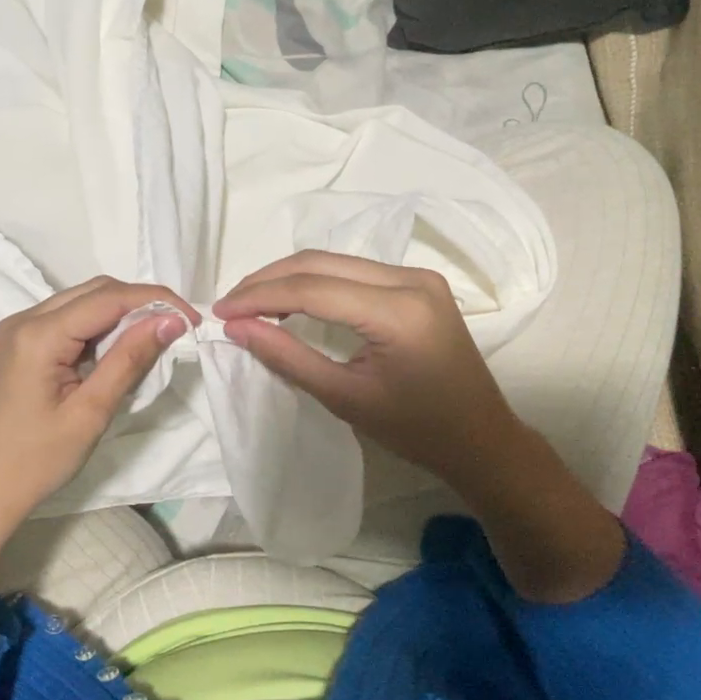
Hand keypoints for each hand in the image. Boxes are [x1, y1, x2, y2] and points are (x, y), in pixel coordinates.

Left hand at [0, 277, 196, 532]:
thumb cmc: (38, 460)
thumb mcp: (91, 412)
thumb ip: (129, 360)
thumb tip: (170, 320)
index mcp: (37, 334)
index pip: (107, 298)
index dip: (154, 300)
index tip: (193, 319)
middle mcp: (24, 319)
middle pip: (93, 292)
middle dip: (139, 303)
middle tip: (177, 330)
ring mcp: (18, 330)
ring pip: (80, 302)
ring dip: (119, 315)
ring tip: (153, 341)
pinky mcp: (19, 343)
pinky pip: (66, 320)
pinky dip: (97, 328)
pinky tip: (117, 351)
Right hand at [213, 249, 625, 603]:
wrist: (481, 439)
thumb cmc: (415, 429)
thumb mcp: (344, 397)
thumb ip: (286, 356)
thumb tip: (236, 328)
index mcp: (399, 311)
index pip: (312, 289)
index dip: (259, 297)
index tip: (219, 313)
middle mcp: (411, 280)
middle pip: (320, 263)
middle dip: (266, 281)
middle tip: (228, 305)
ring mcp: (417, 277)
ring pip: (333, 261)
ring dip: (286, 278)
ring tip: (249, 303)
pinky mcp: (416, 283)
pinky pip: (351, 270)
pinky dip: (313, 281)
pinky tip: (288, 300)